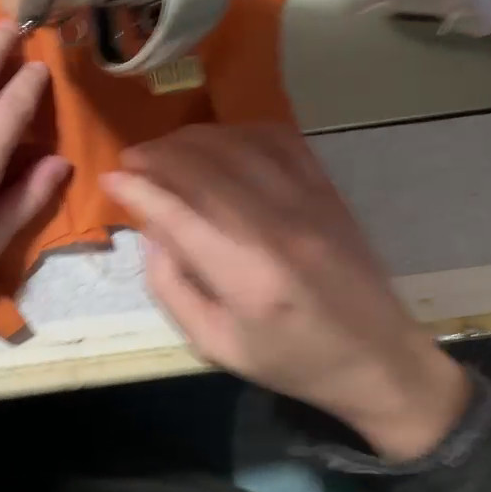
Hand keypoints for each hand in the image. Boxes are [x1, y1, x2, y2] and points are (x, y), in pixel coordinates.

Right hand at [103, 125, 469, 461]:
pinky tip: (216, 141)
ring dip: (189, 139)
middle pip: (200, 167)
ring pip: (234, 144)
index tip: (109, 178)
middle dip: (154, 155)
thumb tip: (151, 231)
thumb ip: (170, 287)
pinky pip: (276, 138)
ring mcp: (307, 202)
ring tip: (164, 149)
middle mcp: (276, 229)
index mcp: (246, 277)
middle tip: (130, 161)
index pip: (176, 212)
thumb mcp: (215, 345)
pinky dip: (237, 130)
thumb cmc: (291, 360)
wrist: (381, 361)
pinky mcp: (326, 190)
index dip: (135, 188)